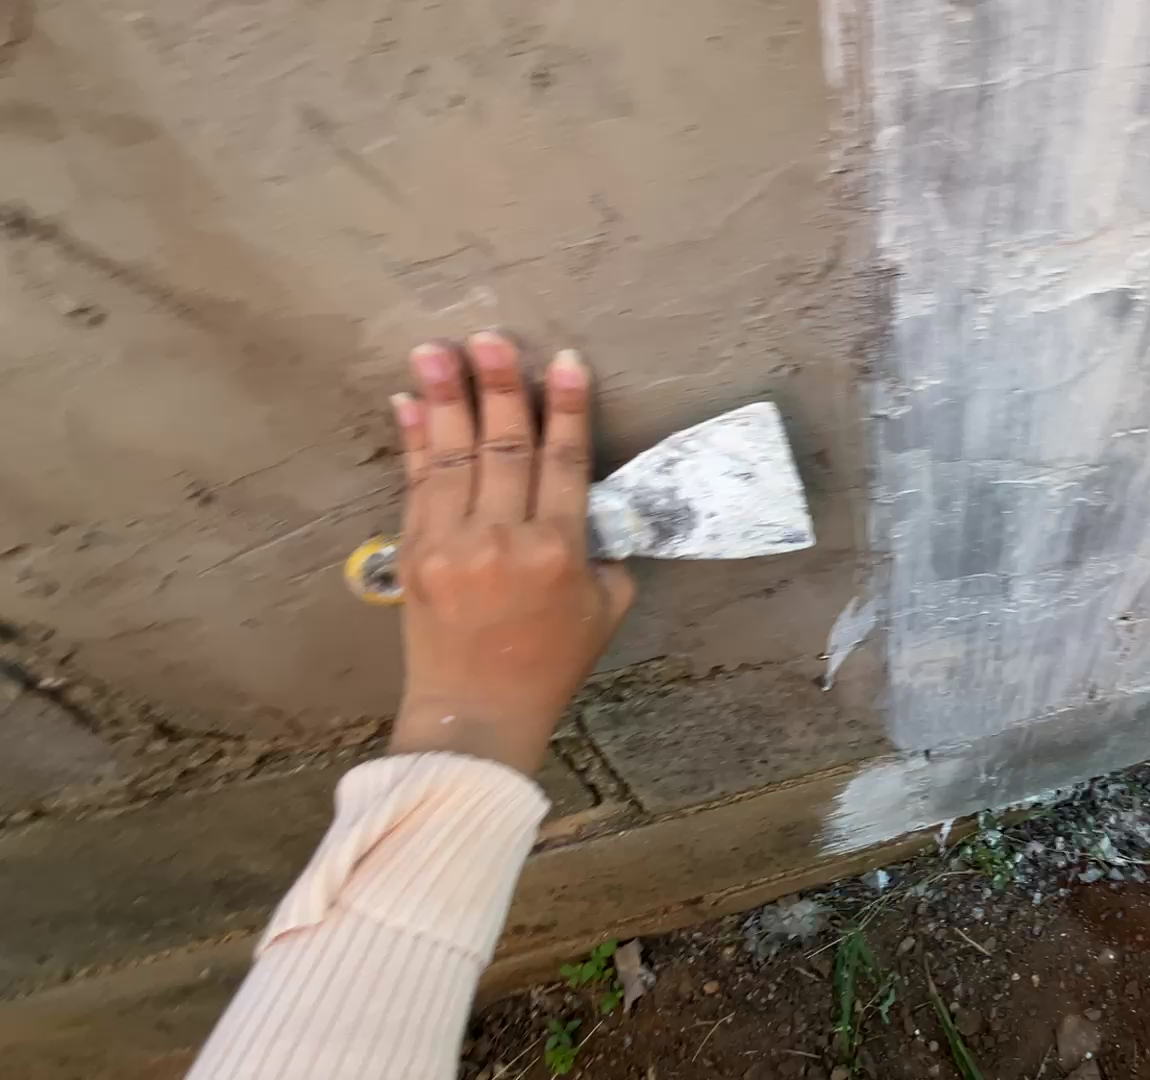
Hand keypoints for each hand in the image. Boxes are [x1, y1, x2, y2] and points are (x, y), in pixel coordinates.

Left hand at [383, 332, 634, 774]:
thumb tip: (586, 511)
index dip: (567, 409)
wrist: (478, 709)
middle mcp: (503, 537)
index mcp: (559, 551)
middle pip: (505, 447)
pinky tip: (410, 403)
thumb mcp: (608, 607)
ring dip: (447, 399)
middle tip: (493, 337)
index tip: (565, 362)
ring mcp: (450, 543)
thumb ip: (604, 552)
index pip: (566, 463)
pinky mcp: (413, 553)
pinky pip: (416, 486)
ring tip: (438, 349)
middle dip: (502, 387)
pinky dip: (414, 441)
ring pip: (453, 457)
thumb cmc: (556, 660)